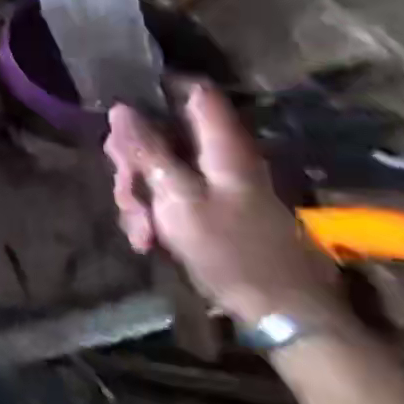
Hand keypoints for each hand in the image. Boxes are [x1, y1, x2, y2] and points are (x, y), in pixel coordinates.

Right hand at [105, 82, 340, 326]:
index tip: (121, 95)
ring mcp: (221, 189)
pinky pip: (172, 197)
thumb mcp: (175, 196)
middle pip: (164, 135)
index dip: (159, 85)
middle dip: (132, 156)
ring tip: (137, 225)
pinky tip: (146, 238)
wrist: (283, 318)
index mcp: (223, 149)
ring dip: (139, 192)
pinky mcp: (216, 214)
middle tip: (122, 181)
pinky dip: (154, 213)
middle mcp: (223, 161)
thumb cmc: (229, 249)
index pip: (196, 93)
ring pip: (161, 169)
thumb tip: (121, 106)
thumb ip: (146, 149)